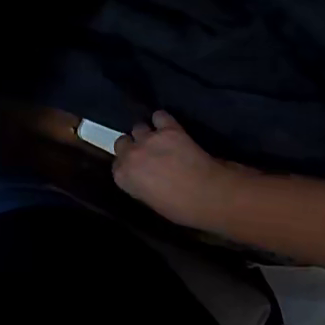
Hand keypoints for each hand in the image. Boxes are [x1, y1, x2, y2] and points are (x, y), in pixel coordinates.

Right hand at [111, 111, 246, 227]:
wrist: (208, 194)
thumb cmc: (179, 208)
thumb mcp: (150, 201)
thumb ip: (139, 185)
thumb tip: (144, 178)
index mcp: (122, 177)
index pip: (117, 165)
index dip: (127, 164)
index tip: (137, 167)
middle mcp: (130, 155)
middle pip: (122, 142)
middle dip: (132, 146)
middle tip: (146, 152)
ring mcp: (148, 140)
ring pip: (138, 127)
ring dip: (146, 133)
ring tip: (158, 138)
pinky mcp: (169, 130)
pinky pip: (159, 116)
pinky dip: (162, 119)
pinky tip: (167, 125)